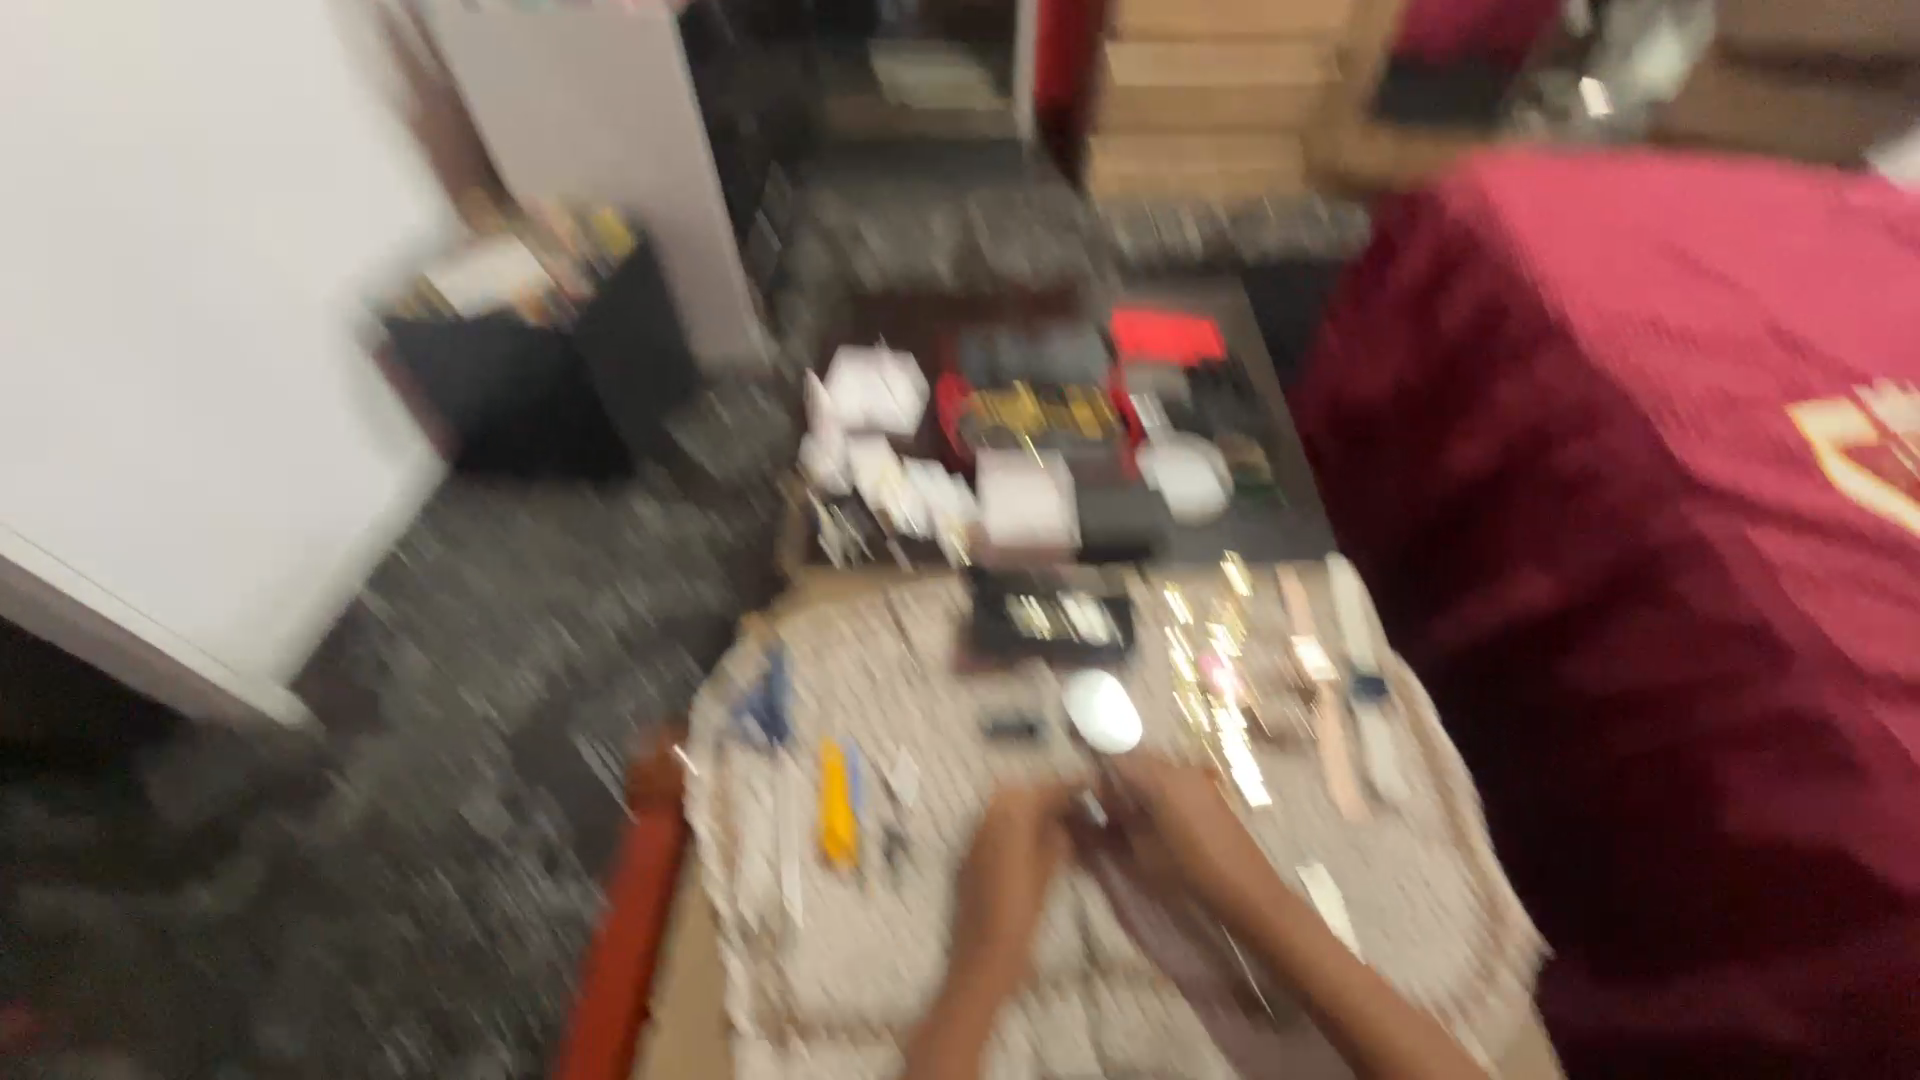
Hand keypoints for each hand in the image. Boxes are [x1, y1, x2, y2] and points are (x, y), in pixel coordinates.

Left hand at [946, 780, 1078, 995]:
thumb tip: (1066, 821)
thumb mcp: (1047, 875)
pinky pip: (992, 825)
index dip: (1065, 786)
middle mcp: (984, 821)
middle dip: (1045, 792)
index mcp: (1006, 821)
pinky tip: (1035, 842)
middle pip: (1017, 790)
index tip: (1088, 786)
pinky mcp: (967, 857)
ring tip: (1059, 823)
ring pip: (1002, 805)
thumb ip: (1056, 840)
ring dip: (1029, 806)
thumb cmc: (1018, 921)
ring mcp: (971, 838)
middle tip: (1073, 806)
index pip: (1039, 789)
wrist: (979, 961)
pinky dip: (1014, 824)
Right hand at [1105, 753, 1280, 926]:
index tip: (1089, 804)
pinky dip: (1157, 793)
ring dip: (1138, 787)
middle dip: (1117, 782)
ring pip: (1155, 771)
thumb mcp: (1141, 854)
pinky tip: (1155, 822)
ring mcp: (1197, 778)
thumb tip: (1085, 817)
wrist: (1248, 891)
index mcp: (1160, 778)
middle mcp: (1178, 769)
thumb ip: (1110, 829)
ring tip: (1130, 820)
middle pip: (1136, 761)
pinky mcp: (1209, 791)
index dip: (1098, 780)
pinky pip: (1173, 780)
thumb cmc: (1189, 872)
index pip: (1116, 761)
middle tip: (1108, 814)